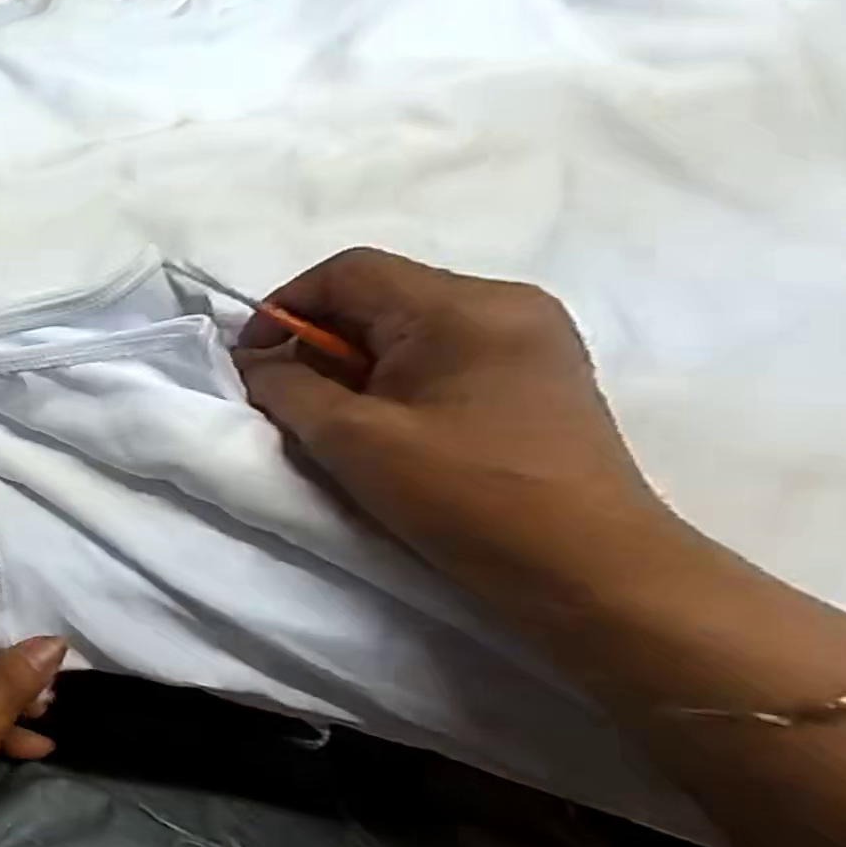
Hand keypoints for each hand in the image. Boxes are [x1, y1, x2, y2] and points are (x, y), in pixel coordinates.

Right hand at [231, 247, 693, 608]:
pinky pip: (438, 349)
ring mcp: (528, 335)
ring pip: (405, 323)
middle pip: (378, 294)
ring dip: (352, 360)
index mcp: (461, 307)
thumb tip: (255, 359)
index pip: (347, 272)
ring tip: (337, 414)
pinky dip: (391, 374)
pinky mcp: (535, 370)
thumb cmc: (463, 498)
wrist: (592, 574)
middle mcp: (503, 302)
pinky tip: (386, 420)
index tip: (253, 358)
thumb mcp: (350, 440)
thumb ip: (286, 387)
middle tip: (291, 395)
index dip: (284, 306)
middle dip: (318, 339)